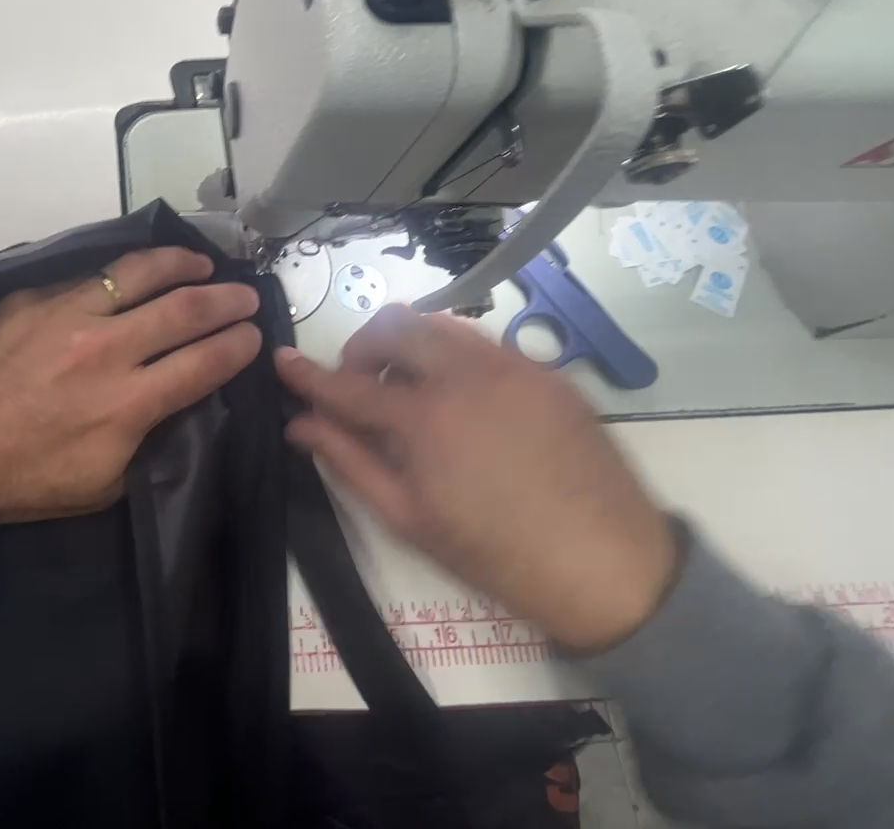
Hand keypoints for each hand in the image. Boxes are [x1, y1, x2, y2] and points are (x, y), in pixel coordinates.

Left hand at [0, 247, 262, 522]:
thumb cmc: (22, 480)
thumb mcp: (101, 484)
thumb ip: (146, 440)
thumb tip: (174, 401)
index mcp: (127, 404)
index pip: (205, 363)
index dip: (239, 346)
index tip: (253, 336)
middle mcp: (105, 350)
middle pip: (184, 310)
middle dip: (226, 300)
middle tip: (244, 295)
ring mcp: (66, 315)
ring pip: (138, 274)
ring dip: (180, 265)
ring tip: (200, 262)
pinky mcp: (32, 299)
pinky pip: (89, 276)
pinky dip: (122, 273)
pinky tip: (133, 273)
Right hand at [275, 305, 675, 651]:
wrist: (610, 568)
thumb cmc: (494, 553)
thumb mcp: (405, 515)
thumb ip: (347, 459)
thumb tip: (298, 424)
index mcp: (425, 418)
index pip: (348, 384)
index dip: (308, 374)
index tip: (282, 360)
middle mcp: (467, 375)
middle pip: (394, 326)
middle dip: (363, 347)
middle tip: (361, 386)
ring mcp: (514, 367)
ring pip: (441, 325)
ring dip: (409, 345)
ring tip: (411, 391)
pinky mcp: (548, 373)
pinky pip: (485, 345)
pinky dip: (454, 359)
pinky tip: (463, 403)